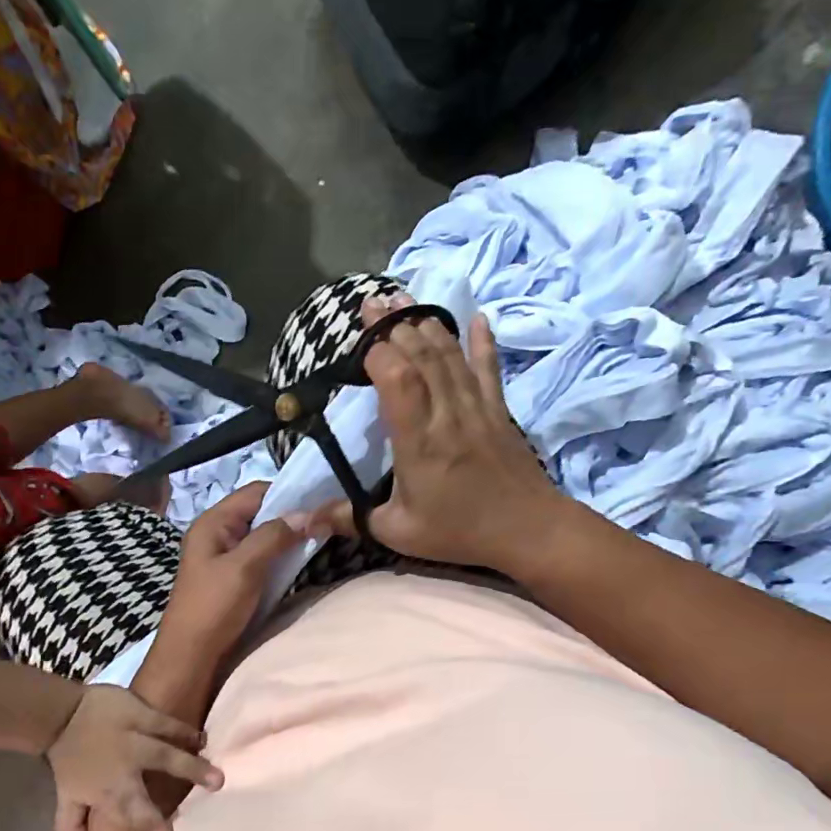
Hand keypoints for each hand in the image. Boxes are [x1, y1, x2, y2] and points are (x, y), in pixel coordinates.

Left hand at [45, 684, 223, 830]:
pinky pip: (165, 722)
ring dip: (193, 759)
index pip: (134, 813)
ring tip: (216, 770)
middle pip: (158, 773)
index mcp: (110, 789)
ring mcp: (135, 735)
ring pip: (167, 748)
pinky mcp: (139, 712)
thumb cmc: (67, 759)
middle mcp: (127, 764)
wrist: (59, 716)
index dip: (152, 829)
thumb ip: (72, 826)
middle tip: (215, 787)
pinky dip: (183, 730)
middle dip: (187, 778)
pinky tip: (200, 738)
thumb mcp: (66, 796)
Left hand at [154, 481, 312, 671]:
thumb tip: (308, 514)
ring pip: (262, 536)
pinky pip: (260, 557)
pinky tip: (299, 562)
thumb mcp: (244, 567)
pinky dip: (279, 557)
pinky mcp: (233, 578)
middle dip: (290, 516)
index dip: (287, 492)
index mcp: (213, 522)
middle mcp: (217, 533)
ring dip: (287, 538)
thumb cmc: (213, 607)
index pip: (255, 491)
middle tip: (326, 523)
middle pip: (260, 512)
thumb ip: (274, 536)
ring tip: (319, 540)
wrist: (191, 657)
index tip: (321, 503)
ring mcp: (224, 557)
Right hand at [319, 293, 570, 570]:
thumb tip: (302, 521)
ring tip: (403, 298)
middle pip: (422, 357)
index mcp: (419, 442)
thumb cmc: (458, 532)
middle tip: (370, 303)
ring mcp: (477, 408)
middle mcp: (447, 414)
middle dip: (394, 325)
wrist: (529, 530)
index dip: (379, 353)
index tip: (358, 338)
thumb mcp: (396, 532)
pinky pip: (489, 368)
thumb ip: (348, 519)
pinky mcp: (498, 410)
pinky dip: (482, 342)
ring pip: (450, 356)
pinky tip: (476, 318)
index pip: (399, 382)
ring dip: (426, 324)